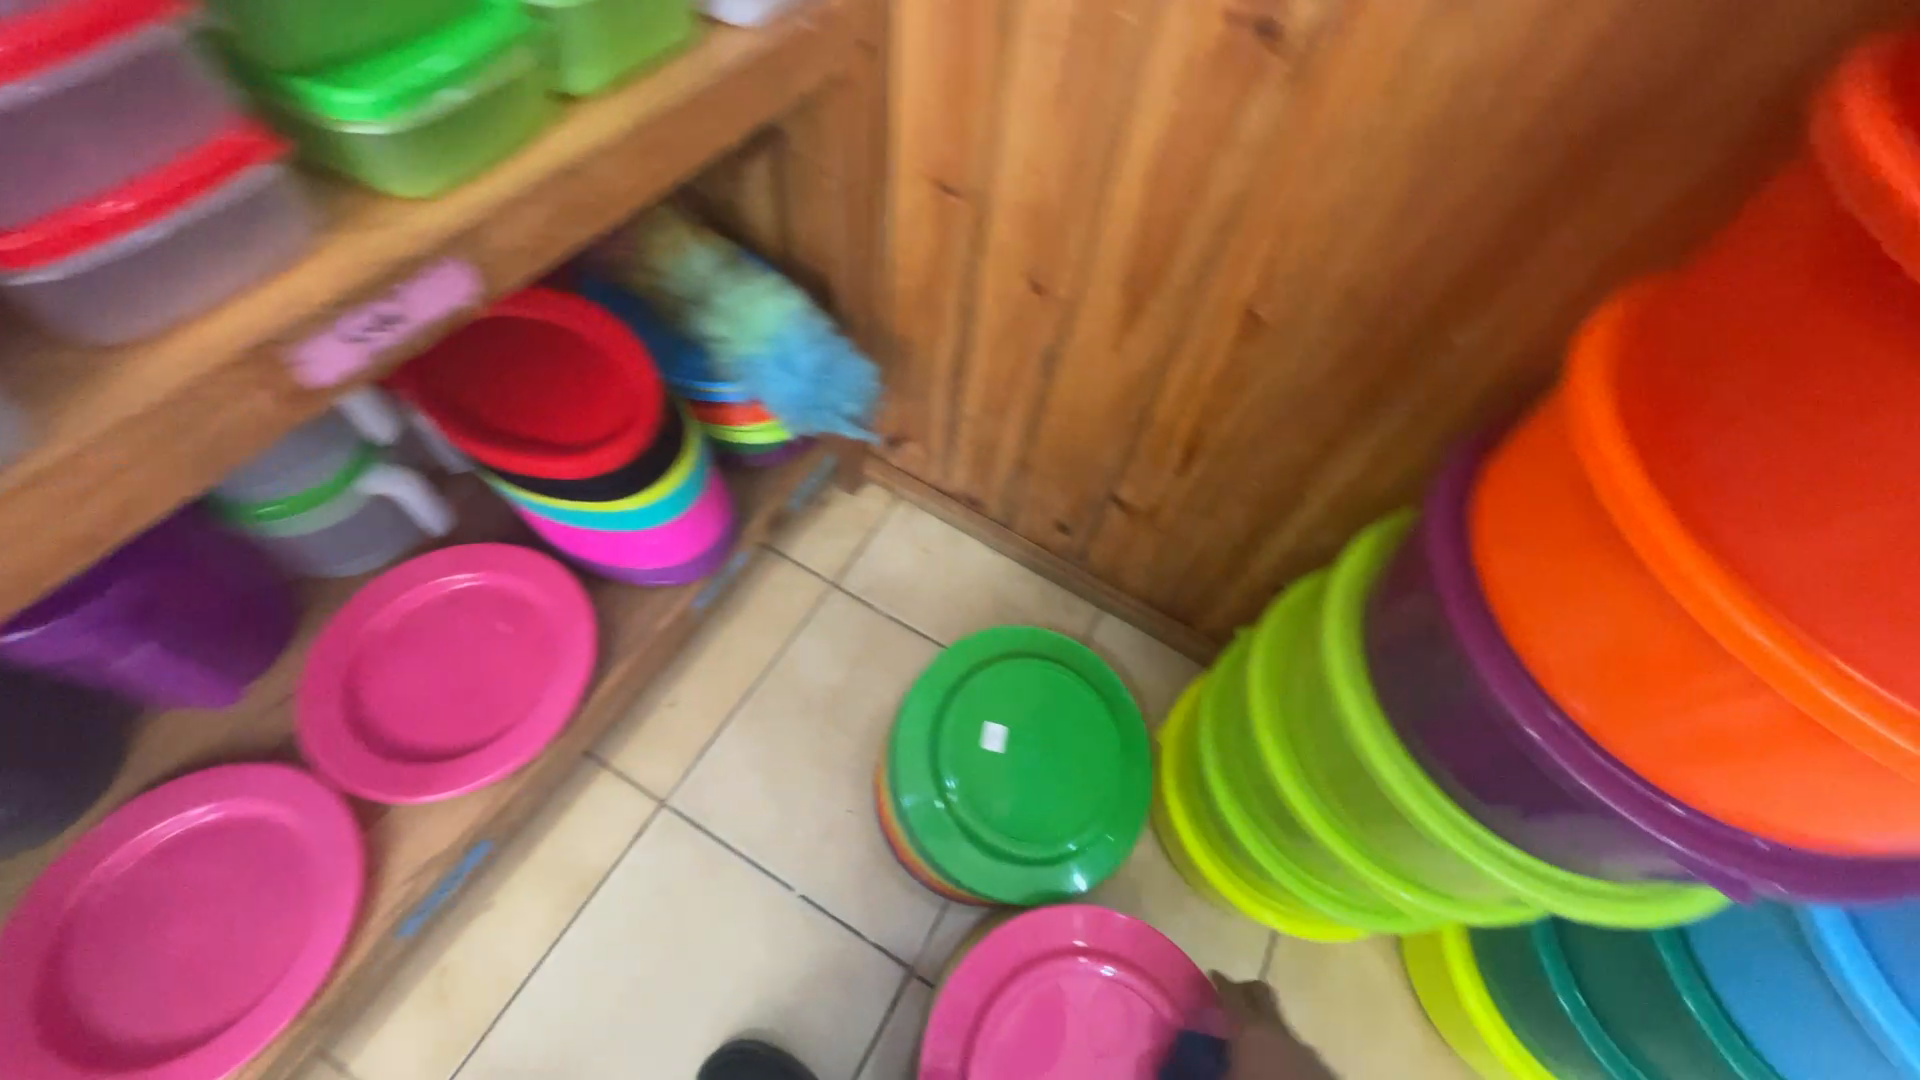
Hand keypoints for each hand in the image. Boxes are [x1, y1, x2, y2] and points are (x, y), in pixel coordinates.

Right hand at [1211, 973, 1338, 1079]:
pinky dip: (1281, 1048)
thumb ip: (1210, 1064)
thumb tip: (1186, 1062)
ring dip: (1264, 1025)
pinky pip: (1294, 1046)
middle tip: (1231, 995)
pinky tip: (1275, 1067)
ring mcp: (1302, 1046)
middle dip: (1245, 989)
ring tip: (1251, 1042)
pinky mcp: (1320, 1066)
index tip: (1213, 974)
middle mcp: (1276, 1029)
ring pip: (1279, 1023)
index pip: (1232, 994)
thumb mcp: (1225, 1078)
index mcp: (1249, 1029)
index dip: (1221, 982)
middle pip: (1261, 992)